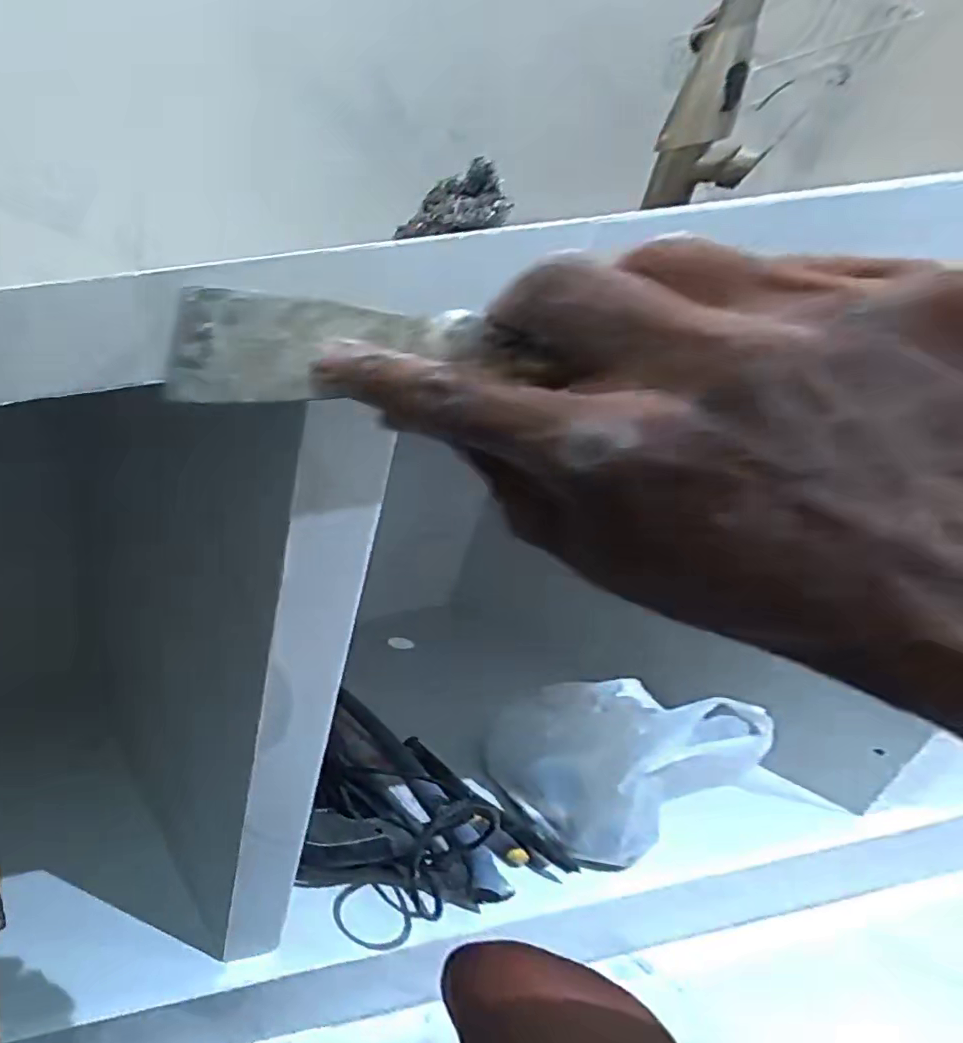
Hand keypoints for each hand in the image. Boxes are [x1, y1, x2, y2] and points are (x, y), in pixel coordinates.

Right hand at [313, 238, 962, 725]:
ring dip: (629, 303)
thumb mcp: (595, 548)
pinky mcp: (919, 291)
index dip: (385, 375)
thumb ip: (512, 474)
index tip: (337, 359)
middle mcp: (696, 373)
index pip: (459, 398)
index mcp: (610, 453)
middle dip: (525, 313)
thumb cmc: (747, 585)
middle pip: (557, 287)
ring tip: (658, 346)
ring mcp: (812, 321)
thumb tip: (449, 419)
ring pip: (662, 259)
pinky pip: (779, 266)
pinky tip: (761, 352)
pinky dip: (737, 306)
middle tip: (538, 344)